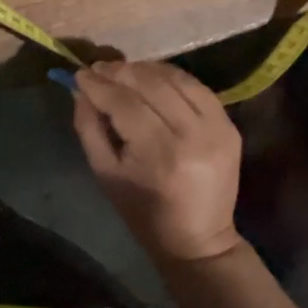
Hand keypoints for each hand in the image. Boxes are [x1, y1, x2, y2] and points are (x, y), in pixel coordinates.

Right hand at [64, 61, 243, 263]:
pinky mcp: (229, 126)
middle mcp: (193, 134)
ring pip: (175, 79)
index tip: (78, 74)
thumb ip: (89, 126)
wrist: (199, 238)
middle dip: (118, 71)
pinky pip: (197, 87)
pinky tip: (150, 77)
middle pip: (150, 84)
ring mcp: (217, 128)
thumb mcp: (104, 171)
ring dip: (143, 69)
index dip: (98, 85)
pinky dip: (170, 76)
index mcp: (159, 152)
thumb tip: (80, 89)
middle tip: (96, 69)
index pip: (124, 103)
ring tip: (121, 70)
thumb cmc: (142, 210)